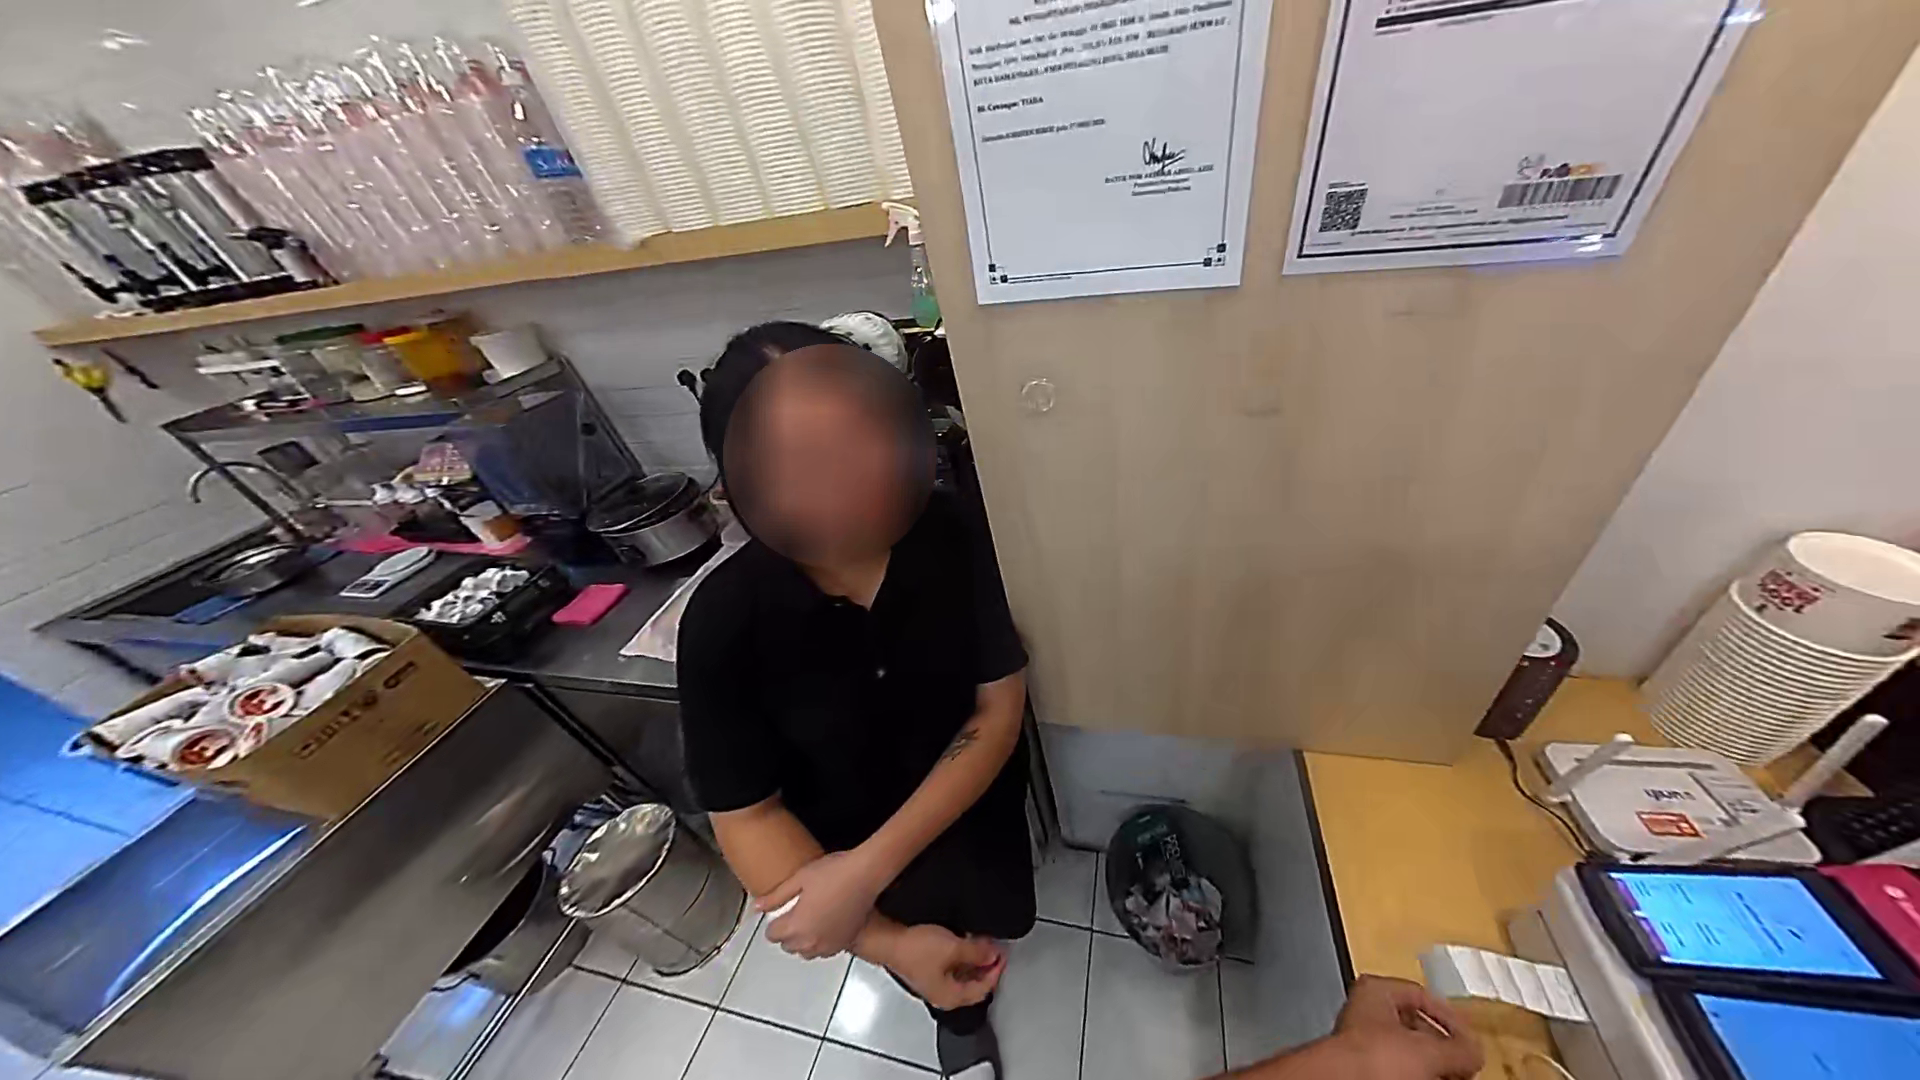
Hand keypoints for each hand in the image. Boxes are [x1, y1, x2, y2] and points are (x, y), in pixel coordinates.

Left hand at [759, 850, 888, 958]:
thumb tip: (757, 907)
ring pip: (805, 951)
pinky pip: (824, 950)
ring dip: (803, 938)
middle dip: (787, 931)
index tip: (782, 908)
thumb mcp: (800, 877)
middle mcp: (810, 942)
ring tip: (812, 916)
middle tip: (797, 909)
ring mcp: (828, 945)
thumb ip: (776, 896)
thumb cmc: (834, 872)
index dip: (774, 919)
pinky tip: (827, 923)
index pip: (772, 934)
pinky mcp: (843, 944)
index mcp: (795, 926)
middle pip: (787, 945)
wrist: (866, 874)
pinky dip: (821, 941)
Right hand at [880, 925, 1005, 1010]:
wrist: (887, 938)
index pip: (982, 990)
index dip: (996, 972)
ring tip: (980, 939)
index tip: (1003, 954)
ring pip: (960, 972)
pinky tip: (960, 938)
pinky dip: (959, 953)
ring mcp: (932, 979)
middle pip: (972, 983)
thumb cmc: (916, 948)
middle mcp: (942, 992)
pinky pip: (949, 963)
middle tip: (994, 947)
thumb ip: (976, 952)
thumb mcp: (953, 948)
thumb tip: (993, 954)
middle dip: (985, 965)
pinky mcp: (924, 965)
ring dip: (972, 958)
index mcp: (951, 997)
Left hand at [1322, 976, 1483, 1079]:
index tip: (1472, 1042)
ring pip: (1411, 1049)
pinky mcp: (1367, 1062)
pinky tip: (1436, 1079)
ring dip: (1438, 1065)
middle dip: (1446, 1048)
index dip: (1451, 1018)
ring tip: (1457, 1077)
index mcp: (1377, 990)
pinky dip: (1422, 1073)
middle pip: (1418, 1025)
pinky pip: (1401, 1066)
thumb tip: (1475, 1050)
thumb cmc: (1380, 1055)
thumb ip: (1458, 1049)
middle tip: (1467, 1067)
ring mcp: (1366, 1036)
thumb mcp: (1428, 1050)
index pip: (1421, 995)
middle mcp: (1369, 1008)